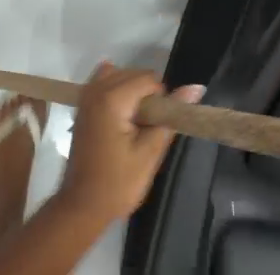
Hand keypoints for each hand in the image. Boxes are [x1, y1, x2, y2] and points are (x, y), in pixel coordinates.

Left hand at [56, 63, 204, 221]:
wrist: (82, 206)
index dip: (161, 100)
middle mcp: (96, 90)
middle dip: (147, 94)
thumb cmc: (118, 183)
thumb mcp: (150, 153)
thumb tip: (196, 88)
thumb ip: (170, 117)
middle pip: (133, 73)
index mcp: (112, 99)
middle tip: (149, 127)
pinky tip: (121, 115)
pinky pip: (103, 82)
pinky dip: (116, 91)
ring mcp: (86, 96)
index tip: (159, 126)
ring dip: (132, 92)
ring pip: (118, 74)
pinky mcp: (82, 106)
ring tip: (136, 121)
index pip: (149, 79)